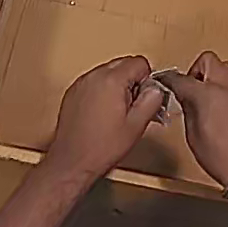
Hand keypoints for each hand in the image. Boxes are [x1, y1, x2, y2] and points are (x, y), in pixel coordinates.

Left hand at [41, 55, 165, 186]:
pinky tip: (102, 113)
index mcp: (111, 80)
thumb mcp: (136, 125)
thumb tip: (156, 89)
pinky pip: (94, 81)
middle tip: (132, 105)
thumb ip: (151, 101)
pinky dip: (102, 91)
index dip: (146, 80)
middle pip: (123, 63)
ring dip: (117, 85)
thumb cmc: (100, 148)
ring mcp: (81, 83)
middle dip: (132, 80)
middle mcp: (94, 76)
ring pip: (108, 71)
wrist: (71, 164)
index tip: (143, 97)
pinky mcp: (73, 92)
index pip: (139, 62)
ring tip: (116, 112)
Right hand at [158, 51, 227, 190]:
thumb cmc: (223, 159)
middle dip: (197, 70)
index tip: (166, 80)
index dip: (170, 79)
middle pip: (209, 60)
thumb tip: (187, 99)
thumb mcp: (194, 137)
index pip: (182, 78)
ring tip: (211, 95)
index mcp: (207, 94)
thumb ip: (189, 111)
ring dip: (217, 76)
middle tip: (192, 86)